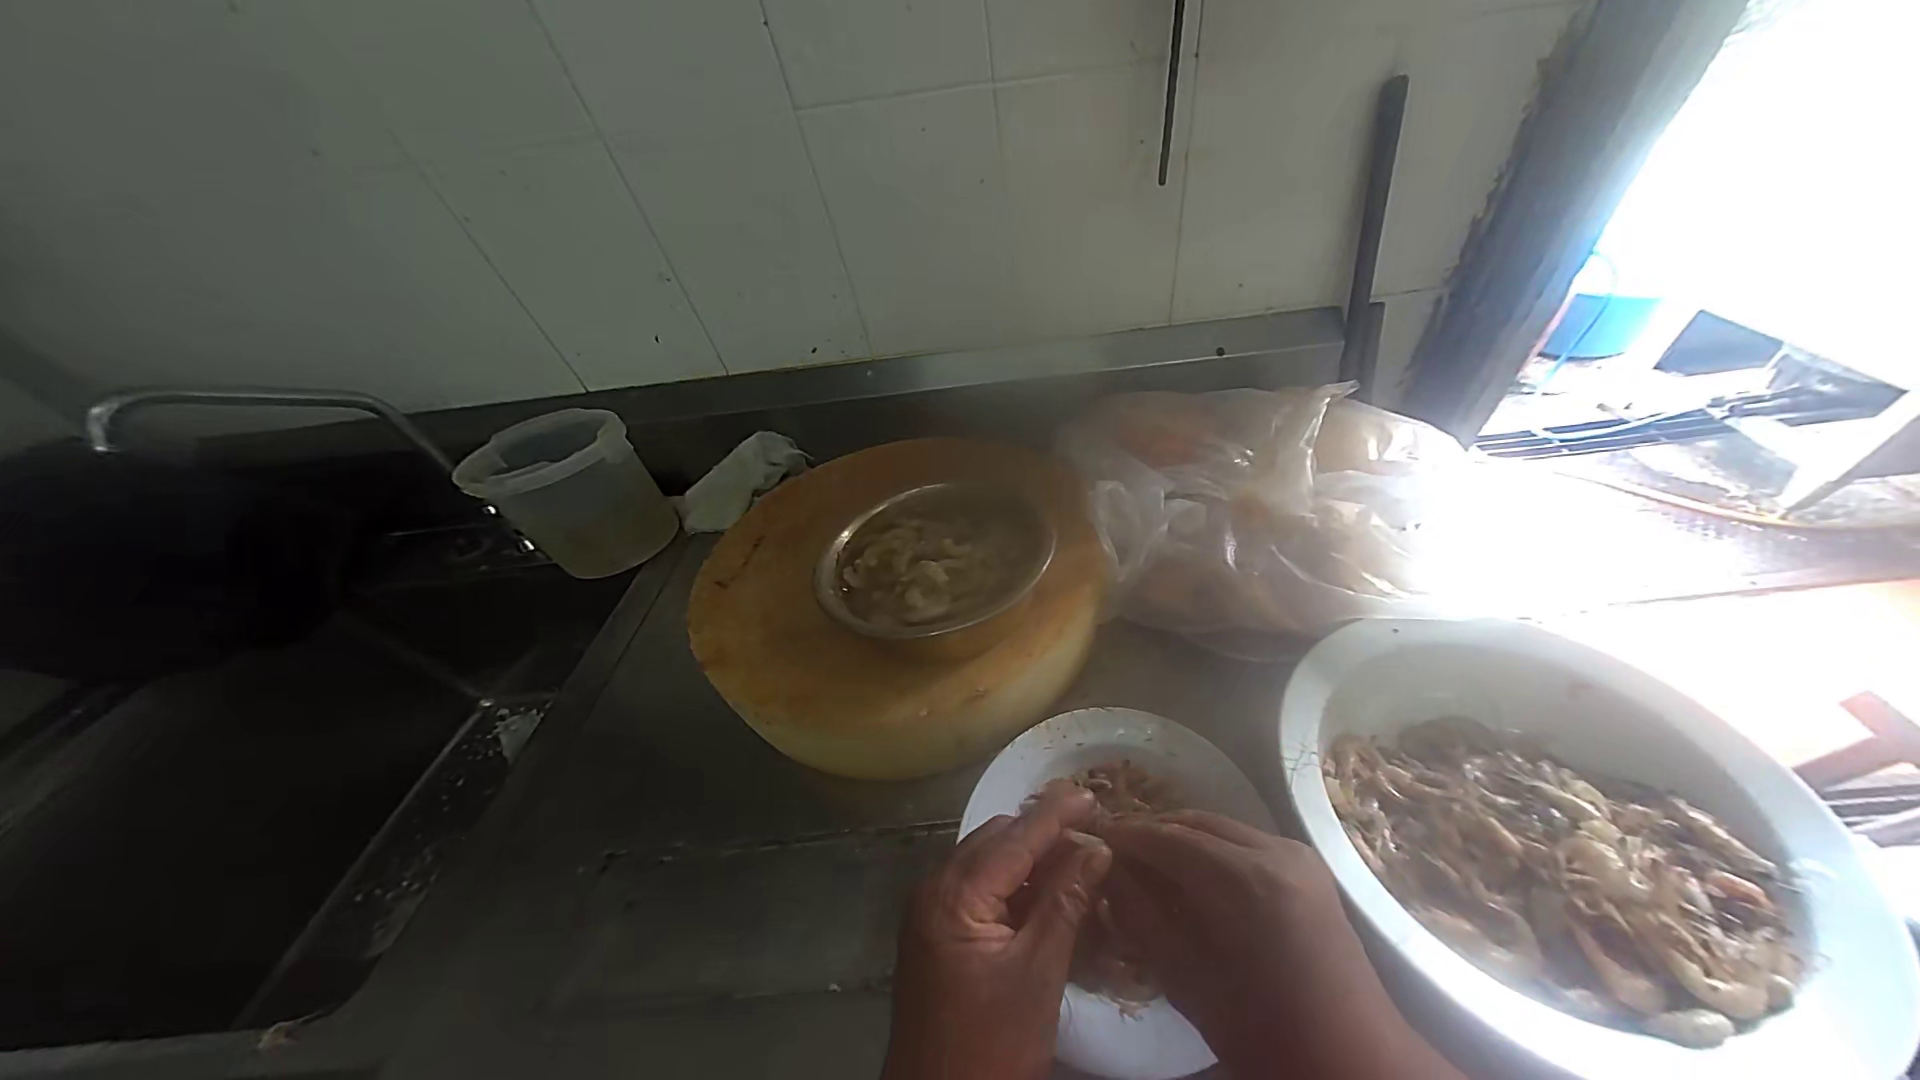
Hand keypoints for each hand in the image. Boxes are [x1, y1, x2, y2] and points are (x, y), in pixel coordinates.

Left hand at [882, 783, 1112, 1079]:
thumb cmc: (990, 1046)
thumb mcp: (1037, 975)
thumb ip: (1065, 903)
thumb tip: (1096, 848)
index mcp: (954, 893)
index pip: (1014, 839)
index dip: (1055, 815)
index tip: (1090, 794)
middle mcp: (934, 886)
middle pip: (997, 840)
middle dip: (1043, 832)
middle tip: (1092, 832)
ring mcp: (931, 907)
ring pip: (988, 860)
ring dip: (1030, 856)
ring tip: (1076, 856)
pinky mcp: (936, 928)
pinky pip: (978, 886)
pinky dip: (1012, 882)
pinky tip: (1045, 889)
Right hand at [1098, 811, 1466, 1079]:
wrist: (1355, 1063)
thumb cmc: (1263, 1033)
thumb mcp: (1186, 978)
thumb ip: (1139, 914)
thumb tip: (1104, 869)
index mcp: (1244, 880)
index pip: (1165, 837)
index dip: (1123, 837)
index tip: (1091, 840)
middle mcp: (1273, 850)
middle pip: (1191, 822)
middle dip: (1149, 833)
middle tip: (1114, 852)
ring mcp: (1294, 852)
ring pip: (1216, 826)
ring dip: (1177, 837)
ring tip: (1146, 862)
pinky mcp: (1305, 863)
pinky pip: (1240, 839)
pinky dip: (1207, 847)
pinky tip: (1189, 873)